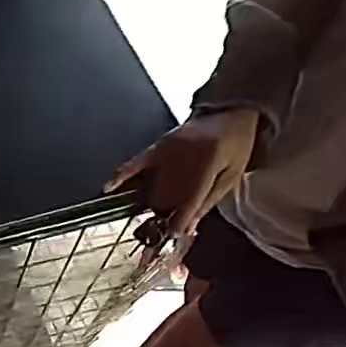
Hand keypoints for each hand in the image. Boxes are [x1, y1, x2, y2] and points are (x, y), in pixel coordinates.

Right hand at [107, 108, 257, 238]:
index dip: (178, 223)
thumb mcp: (232, 175)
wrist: (231, 111)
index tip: (172, 236)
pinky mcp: (157, 147)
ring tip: (154, 217)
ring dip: (150, 207)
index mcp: (207, 163)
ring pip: (150, 190)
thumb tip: (187, 229)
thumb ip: (208, 202)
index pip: (188, 202)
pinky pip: (134, 163)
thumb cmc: (237, 145)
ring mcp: (166, 152)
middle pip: (164, 200)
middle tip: (165, 228)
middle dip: (163, 217)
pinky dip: (121, 175)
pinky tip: (108, 188)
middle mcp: (182, 158)